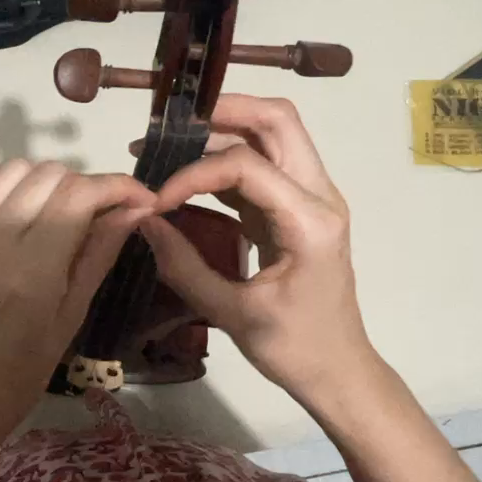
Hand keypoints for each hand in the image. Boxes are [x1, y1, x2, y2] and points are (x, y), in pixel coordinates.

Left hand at [0, 162, 153, 451]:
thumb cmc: (22, 372)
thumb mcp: (71, 317)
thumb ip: (99, 255)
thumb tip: (135, 207)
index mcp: (33, 272)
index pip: (80, 195)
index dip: (118, 186)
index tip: (138, 198)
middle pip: (49, 175)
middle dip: (84, 186)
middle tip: (96, 214)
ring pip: (12, 169)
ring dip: (43, 180)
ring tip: (54, 210)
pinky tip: (9, 200)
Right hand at [136, 95, 377, 405]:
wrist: (338, 370)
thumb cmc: (293, 347)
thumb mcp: (232, 313)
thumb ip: (184, 266)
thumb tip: (143, 223)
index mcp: (310, 221)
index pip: (246, 165)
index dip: (193, 173)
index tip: (156, 201)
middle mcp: (318, 196)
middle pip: (278, 121)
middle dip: (222, 111)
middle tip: (168, 127)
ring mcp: (311, 198)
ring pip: (273, 134)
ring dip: (222, 130)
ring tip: (168, 146)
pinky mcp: (294, 209)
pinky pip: (262, 165)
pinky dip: (224, 160)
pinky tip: (186, 178)